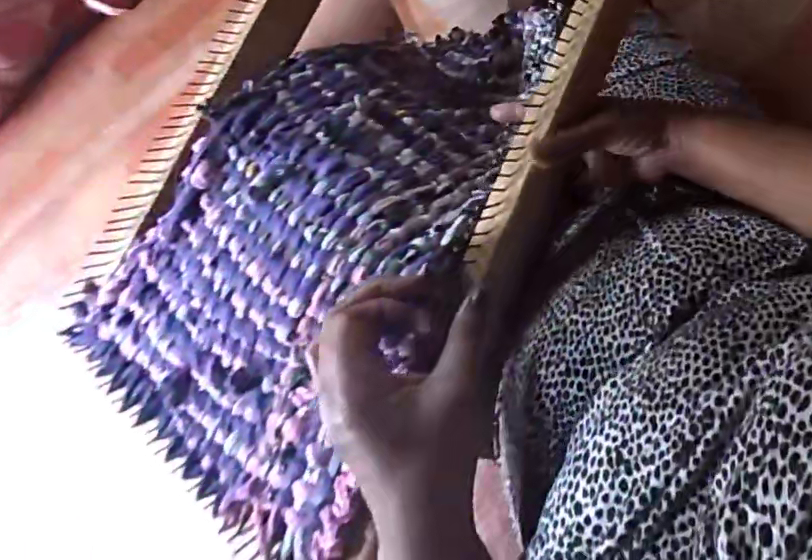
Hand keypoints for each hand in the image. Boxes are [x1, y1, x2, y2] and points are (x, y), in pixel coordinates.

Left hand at [312, 275, 492, 550]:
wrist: (423, 522)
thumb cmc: (439, 456)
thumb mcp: (457, 388)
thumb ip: (465, 335)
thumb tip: (478, 290)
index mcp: (351, 388)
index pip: (345, 320)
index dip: (385, 299)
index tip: (426, 300)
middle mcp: (332, 396)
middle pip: (333, 326)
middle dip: (376, 300)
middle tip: (418, 295)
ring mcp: (334, 409)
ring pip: (332, 345)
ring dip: (369, 319)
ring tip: (409, 317)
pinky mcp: (346, 418)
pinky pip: (342, 364)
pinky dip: (368, 341)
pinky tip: (402, 347)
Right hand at [490, 101, 684, 184]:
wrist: (674, 146)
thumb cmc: (638, 125)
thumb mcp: (602, 129)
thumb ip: (569, 141)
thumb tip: (531, 153)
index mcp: (581, 111)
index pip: (546, 110)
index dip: (522, 112)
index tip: (495, 114)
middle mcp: (582, 132)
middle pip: (549, 144)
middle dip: (531, 157)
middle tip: (505, 173)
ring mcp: (591, 155)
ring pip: (561, 169)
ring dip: (547, 181)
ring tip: (518, 197)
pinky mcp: (601, 176)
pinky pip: (578, 187)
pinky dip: (566, 198)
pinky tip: (547, 211)